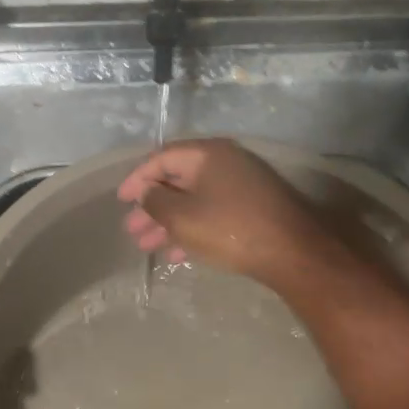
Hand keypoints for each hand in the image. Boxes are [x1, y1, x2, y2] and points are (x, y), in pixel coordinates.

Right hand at [117, 138, 334, 282]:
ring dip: (168, 223)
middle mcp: (224, 164)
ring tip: (147, 246)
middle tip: (132, 230)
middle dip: (151, 207)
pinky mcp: (250, 210)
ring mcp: (239, 187)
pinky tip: (176, 254)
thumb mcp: (182, 217)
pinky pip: (210, 214)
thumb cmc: (229, 229)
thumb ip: (156, 201)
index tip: (121, 200)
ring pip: (193, 201)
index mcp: (207, 155)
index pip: (162, 158)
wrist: (288, 251)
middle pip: (177, 181)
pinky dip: (191, 230)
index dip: (137, 179)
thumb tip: (145, 192)